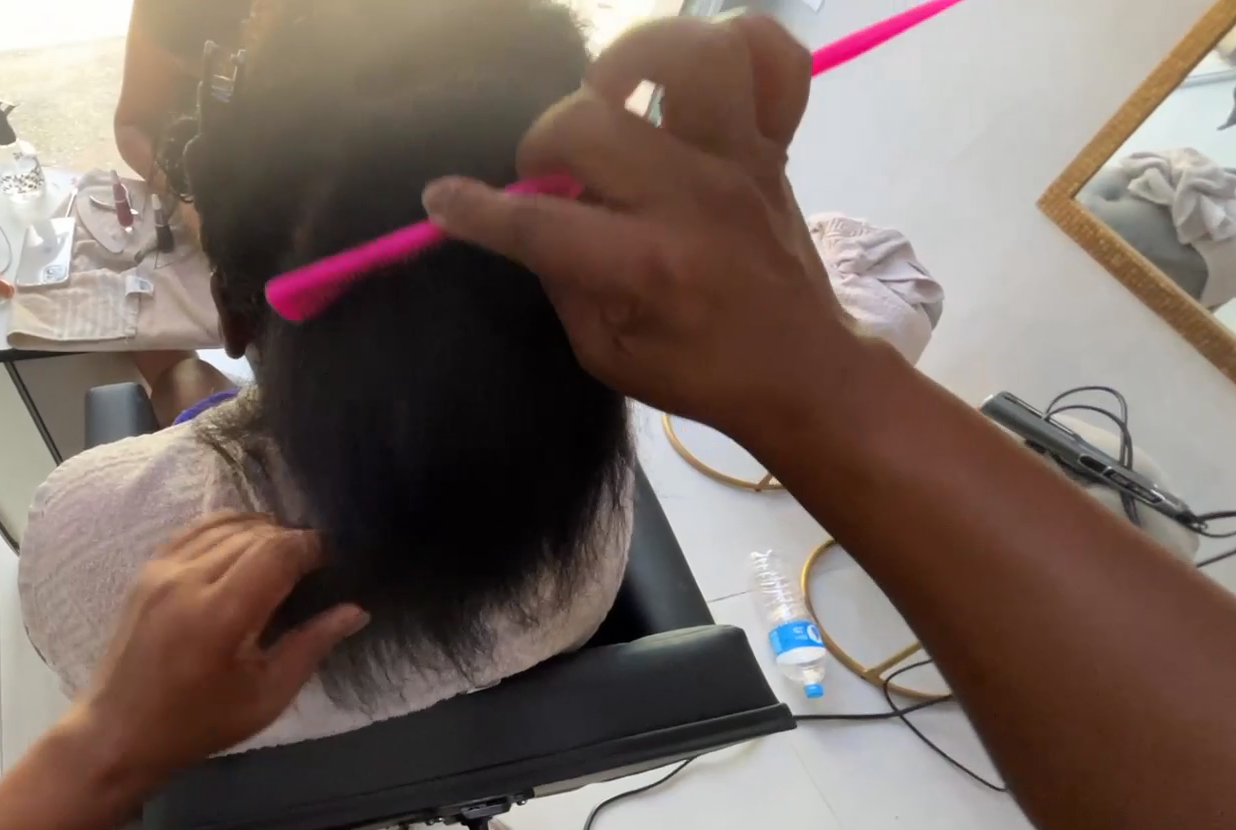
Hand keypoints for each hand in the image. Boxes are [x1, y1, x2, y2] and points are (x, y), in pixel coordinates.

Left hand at [66, 513, 367, 783]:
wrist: (119, 732)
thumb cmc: (198, 724)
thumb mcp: (266, 696)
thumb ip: (311, 645)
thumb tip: (356, 610)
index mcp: (219, 615)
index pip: (277, 551)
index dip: (312, 547)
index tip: (331, 562)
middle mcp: (187, 579)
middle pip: (256, 532)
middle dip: (292, 541)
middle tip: (311, 567)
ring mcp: (162, 568)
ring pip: (227, 523)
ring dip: (262, 532)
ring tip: (281, 560)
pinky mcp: (148, 568)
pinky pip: (197, 528)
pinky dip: (229, 529)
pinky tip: (244, 550)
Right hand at [421, 15, 865, 434]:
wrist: (797, 370)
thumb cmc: (692, 372)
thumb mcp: (603, 353)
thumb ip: (564, 282)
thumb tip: (536, 227)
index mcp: (643, 266)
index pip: (538, 223)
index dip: (476, 210)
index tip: (439, 200)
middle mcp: (691, 198)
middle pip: (592, 124)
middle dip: (542, 143)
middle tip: (545, 176)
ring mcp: (741, 161)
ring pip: (692, 55)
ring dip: (633, 64)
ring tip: (611, 100)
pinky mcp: (776, 146)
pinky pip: (772, 57)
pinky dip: (729, 51)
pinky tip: (688, 90)